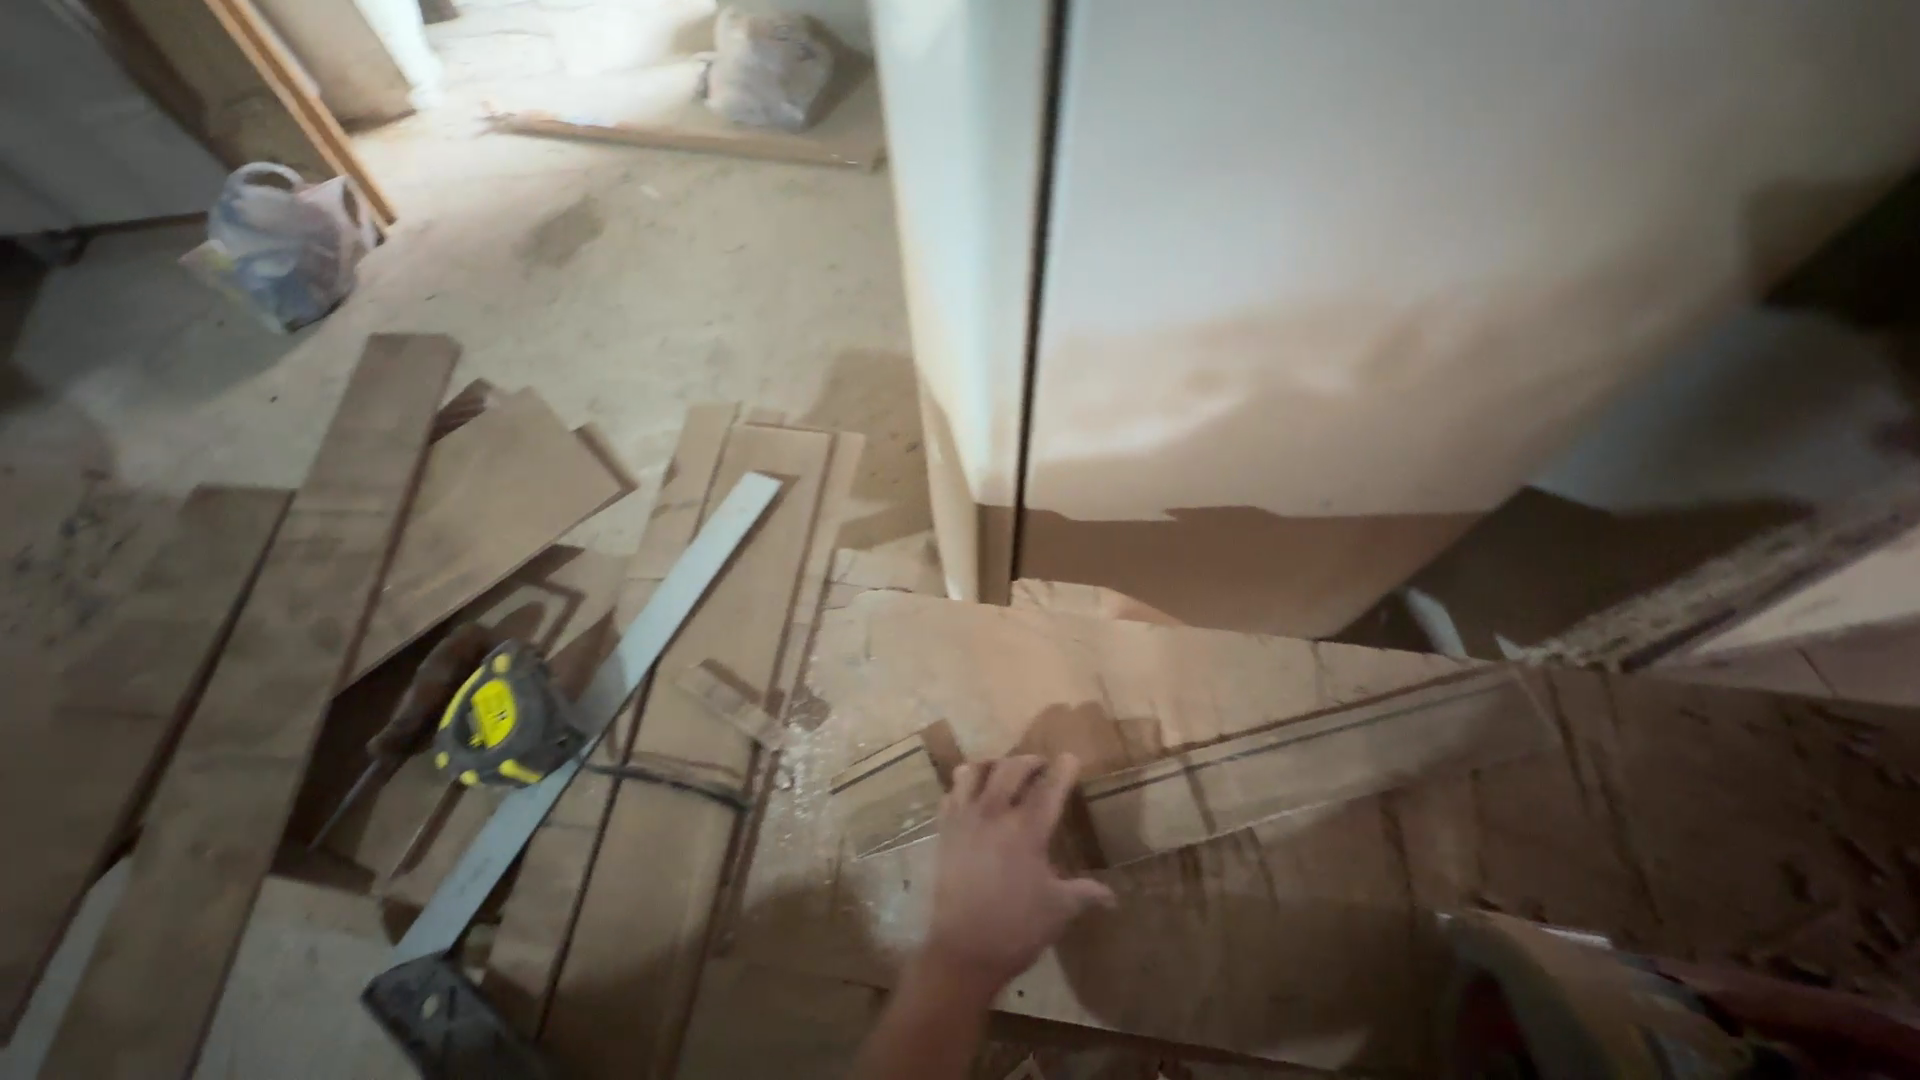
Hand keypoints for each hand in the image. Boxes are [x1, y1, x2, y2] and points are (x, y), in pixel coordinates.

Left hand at [916, 753, 1116, 1001]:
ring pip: (974, 771)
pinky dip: (965, 787)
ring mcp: (964, 819)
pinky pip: (952, 793)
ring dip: (993, 765)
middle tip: (1040, 766)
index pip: (1050, 787)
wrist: (963, 951)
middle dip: (1029, 761)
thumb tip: (1112, 896)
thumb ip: (1085, 893)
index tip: (1070, 758)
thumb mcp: (1059, 909)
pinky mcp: (943, 831)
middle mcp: (994, 814)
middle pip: (1011, 767)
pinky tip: (974, 798)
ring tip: (1003, 773)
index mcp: (1027, 830)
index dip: (1063, 769)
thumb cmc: (1017, 929)